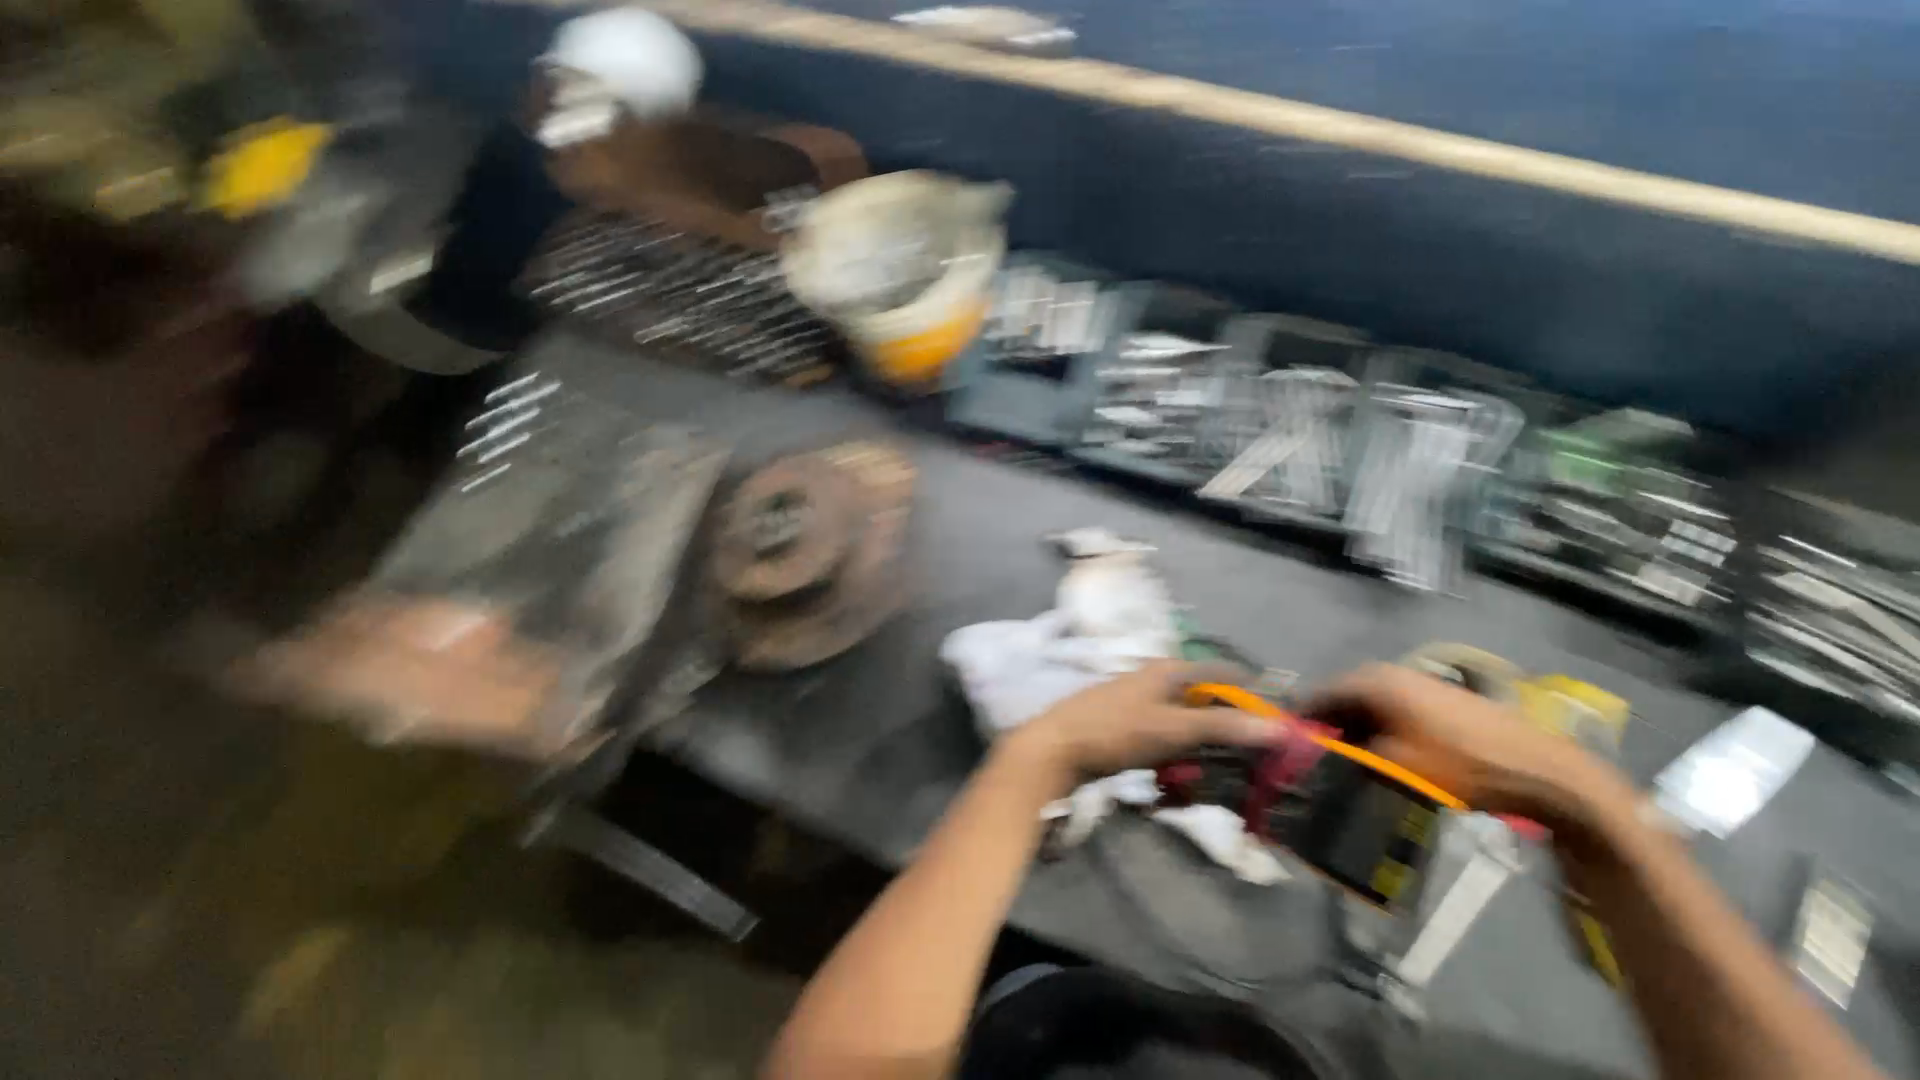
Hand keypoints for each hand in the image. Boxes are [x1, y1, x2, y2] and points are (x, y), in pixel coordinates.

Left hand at [999, 660, 1280, 785]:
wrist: (1053, 750)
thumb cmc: (1115, 731)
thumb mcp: (1173, 729)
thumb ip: (1224, 726)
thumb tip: (1278, 728)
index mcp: (1169, 670)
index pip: (1225, 675)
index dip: (1254, 696)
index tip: (1278, 727)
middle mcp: (1155, 681)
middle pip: (1206, 702)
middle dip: (1229, 732)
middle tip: (1252, 764)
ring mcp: (1138, 706)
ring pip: (1185, 726)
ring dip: (1202, 751)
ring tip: (1217, 778)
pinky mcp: (1124, 730)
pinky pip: (1163, 742)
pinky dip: (1176, 759)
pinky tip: (1180, 782)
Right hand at [1302, 663, 1631, 824]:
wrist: (1542, 771)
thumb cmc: (1460, 765)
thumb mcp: (1394, 767)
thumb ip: (1344, 761)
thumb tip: (1308, 762)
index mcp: (1371, 680)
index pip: (1314, 698)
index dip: (1297, 728)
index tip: (1285, 758)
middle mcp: (1388, 673)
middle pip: (1340, 702)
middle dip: (1326, 733)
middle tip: (1314, 768)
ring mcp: (1415, 684)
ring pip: (1366, 710)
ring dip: (1353, 737)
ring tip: (1346, 770)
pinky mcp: (1435, 701)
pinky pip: (1390, 715)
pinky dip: (1379, 735)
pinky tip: (1382, 763)